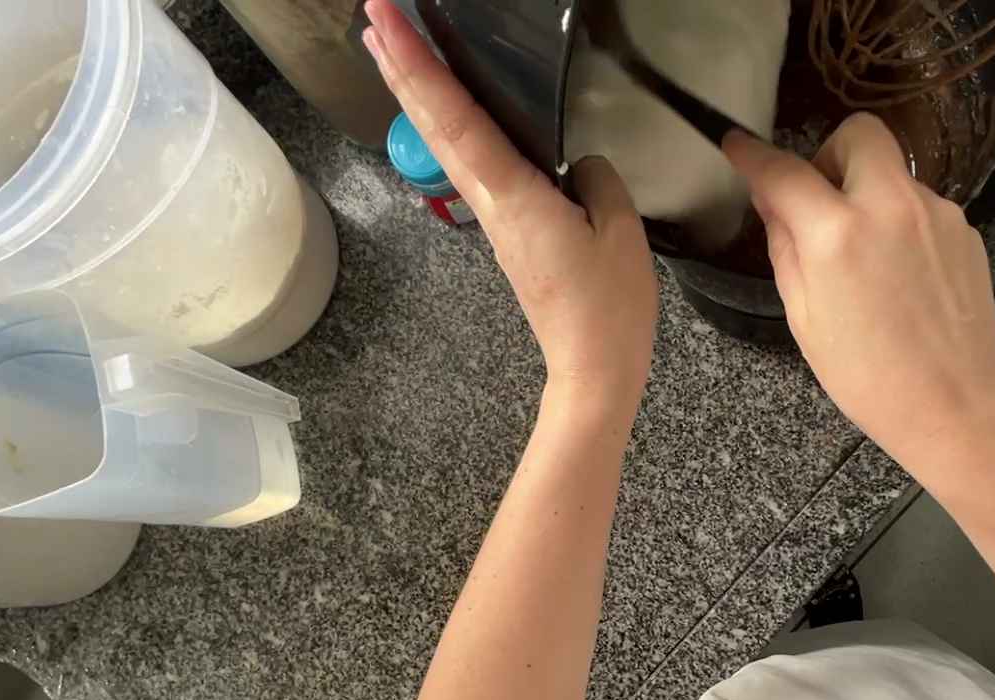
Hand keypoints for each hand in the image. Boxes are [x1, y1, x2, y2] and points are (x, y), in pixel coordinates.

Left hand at [362, 0, 657, 408]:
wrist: (593, 369)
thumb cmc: (609, 308)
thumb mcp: (621, 232)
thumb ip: (598, 180)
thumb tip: (576, 166)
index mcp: (517, 199)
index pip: (456, 118)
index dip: (419, 63)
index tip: (386, 14)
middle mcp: (494, 208)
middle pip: (437, 131)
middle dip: (403, 72)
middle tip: (373, 19)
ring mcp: (499, 227)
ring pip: (450, 151)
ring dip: (422, 100)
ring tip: (397, 56)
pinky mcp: (511, 241)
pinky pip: (474, 173)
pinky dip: (452, 134)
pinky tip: (454, 120)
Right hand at [722, 116, 994, 482]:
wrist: (951, 403)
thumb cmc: (866, 378)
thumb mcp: (805, 321)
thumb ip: (785, 250)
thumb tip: (773, 204)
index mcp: (838, 235)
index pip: (784, 172)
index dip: (752, 156)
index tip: (735, 146)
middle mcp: (891, 206)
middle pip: (857, 135)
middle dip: (829, 157)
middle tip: (820, 207)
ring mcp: (936, 212)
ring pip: (892, 175)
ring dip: (868, 198)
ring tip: (865, 263)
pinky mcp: (964, 228)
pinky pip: (920, 207)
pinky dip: (899, 226)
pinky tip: (900, 278)